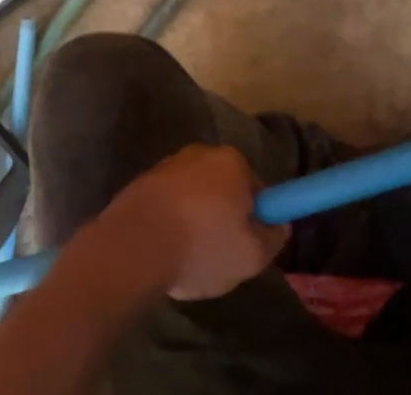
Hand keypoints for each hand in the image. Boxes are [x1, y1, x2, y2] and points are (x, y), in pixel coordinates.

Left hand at [104, 144, 289, 300]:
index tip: (249, 242)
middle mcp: (199, 153)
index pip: (257, 188)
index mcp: (232, 162)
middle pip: (224, 189)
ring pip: (194, 197)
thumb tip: (278, 225)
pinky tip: (165, 250)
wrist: (132, 247)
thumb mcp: (252, 256)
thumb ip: (272, 238)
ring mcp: (166, 166)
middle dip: (225, 217)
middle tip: (222, 253)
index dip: (258, 218)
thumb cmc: (202, 246)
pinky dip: (170, 223)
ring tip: (189, 257)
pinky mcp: (140, 183)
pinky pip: (168, 205)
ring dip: (195, 220)